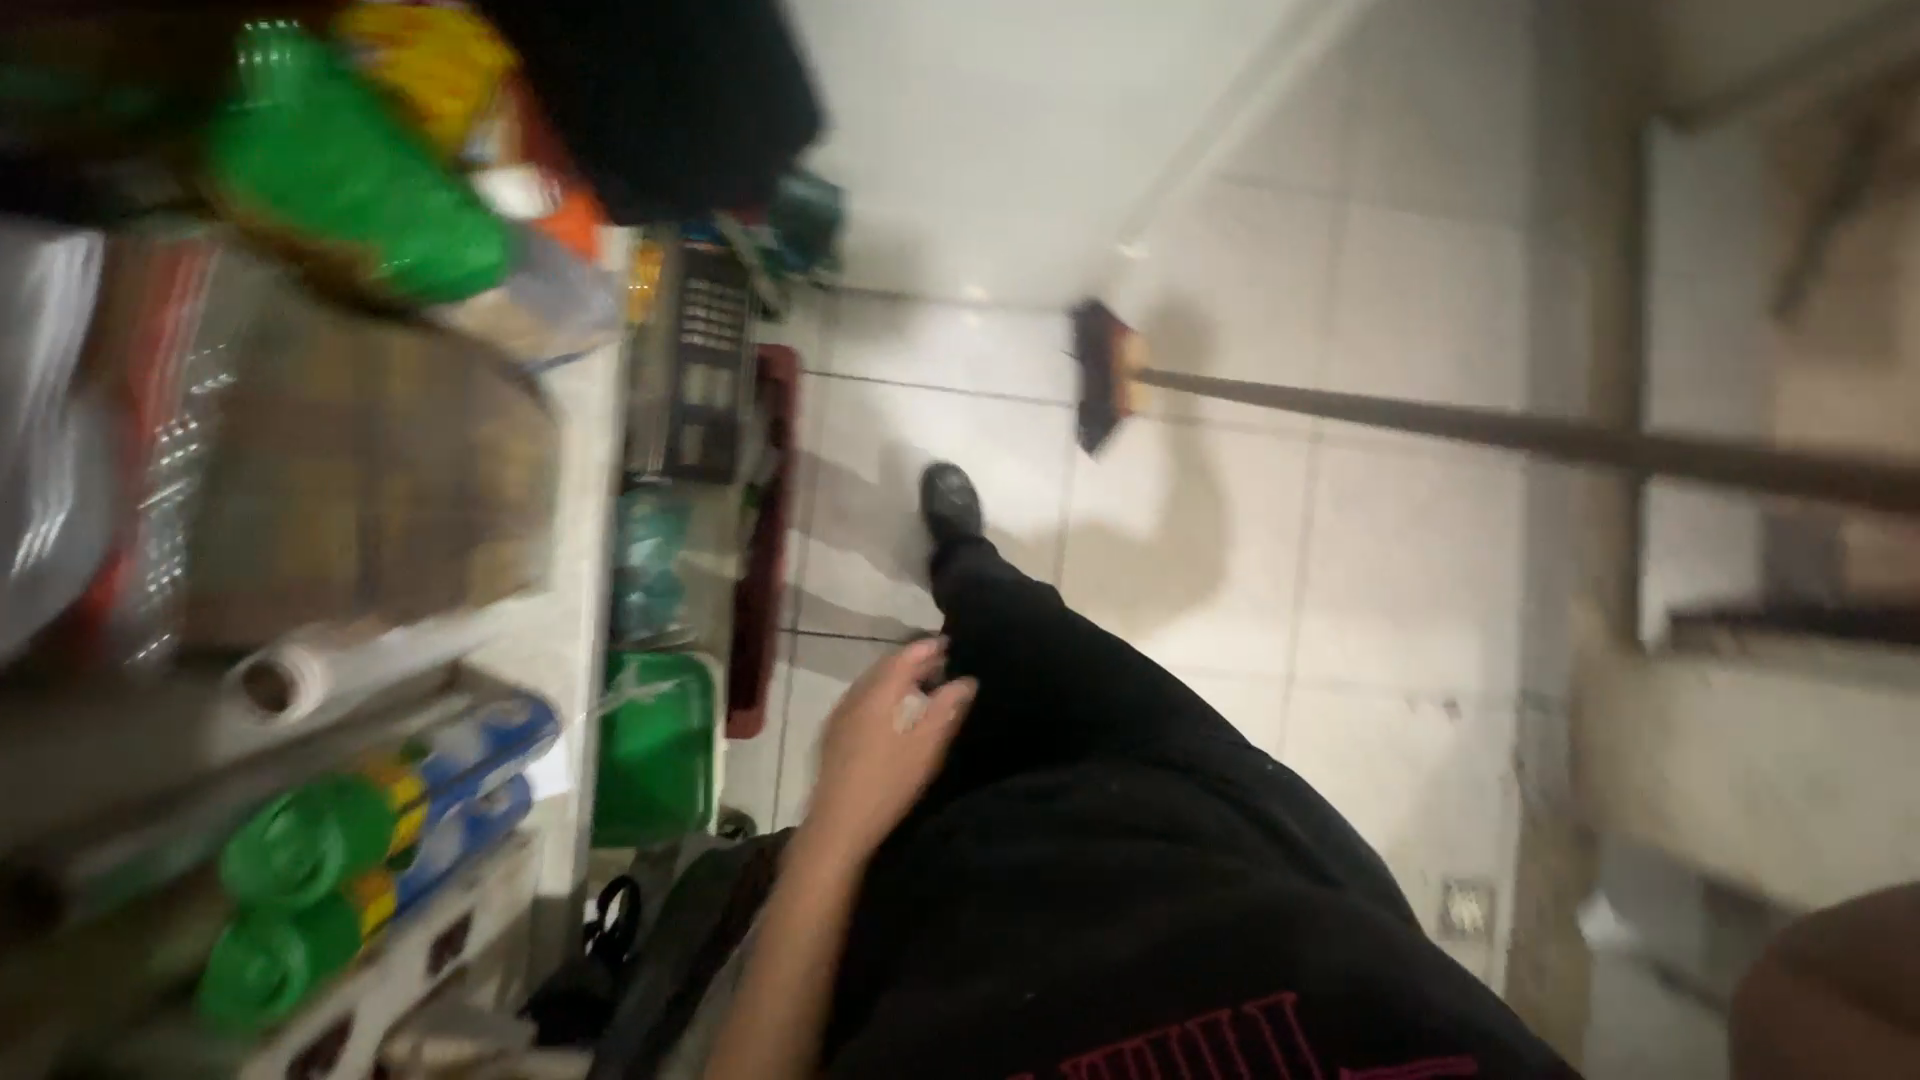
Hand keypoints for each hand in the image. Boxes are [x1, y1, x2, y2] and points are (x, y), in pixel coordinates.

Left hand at [797, 638, 976, 864]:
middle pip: (886, 666)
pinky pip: (862, 699)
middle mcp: (856, 695)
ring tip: (921, 685)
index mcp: (878, 692)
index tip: (949, 643)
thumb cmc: (889, 783)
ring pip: (872, 682)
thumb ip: (947, 708)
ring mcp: (840, 714)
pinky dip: (882, 694)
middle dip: (913, 660)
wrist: (838, 824)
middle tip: (940, 663)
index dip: (928, 648)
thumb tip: (966, 680)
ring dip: (896, 677)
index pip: (905, 656)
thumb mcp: (927, 746)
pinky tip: (893, 711)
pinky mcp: (833, 734)